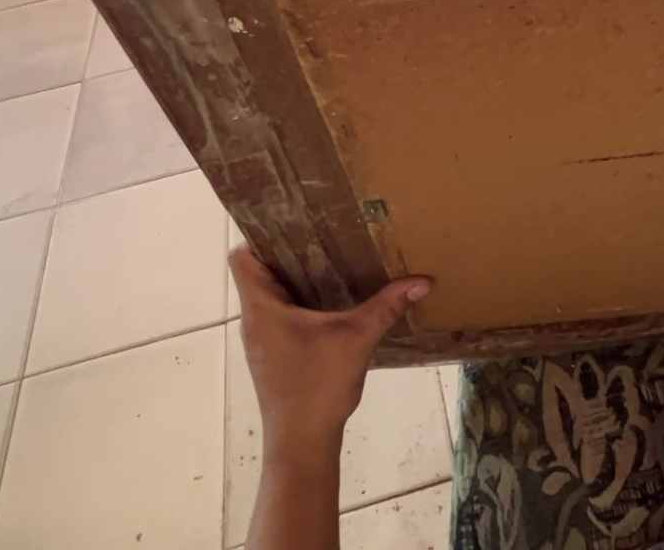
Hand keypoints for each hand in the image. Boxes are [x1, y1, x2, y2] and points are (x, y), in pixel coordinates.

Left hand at [228, 246, 431, 449]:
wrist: (302, 443)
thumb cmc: (318, 384)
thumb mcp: (357, 338)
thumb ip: (387, 305)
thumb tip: (422, 280)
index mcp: (262, 307)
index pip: (241, 257)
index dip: (258, 235)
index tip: (289, 220)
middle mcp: (254, 319)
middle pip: (257, 272)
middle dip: (285, 251)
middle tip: (320, 230)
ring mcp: (260, 340)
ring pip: (268, 295)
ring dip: (292, 278)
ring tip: (327, 258)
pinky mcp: (271, 355)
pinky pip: (277, 314)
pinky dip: (296, 301)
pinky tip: (328, 300)